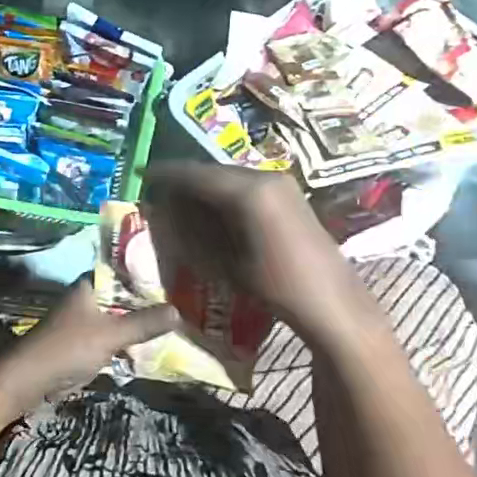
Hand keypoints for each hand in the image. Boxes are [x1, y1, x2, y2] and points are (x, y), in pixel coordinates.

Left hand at [0, 282, 177, 407]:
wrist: (31, 378)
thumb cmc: (68, 347)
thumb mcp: (110, 334)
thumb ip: (143, 323)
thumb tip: (178, 310)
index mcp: (88, 286)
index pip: (121, 271)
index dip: (145, 272)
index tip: (175, 275)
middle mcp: (87, 299)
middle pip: (123, 296)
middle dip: (148, 302)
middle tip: (185, 302)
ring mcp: (86, 322)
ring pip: (120, 318)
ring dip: (140, 323)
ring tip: (177, 323)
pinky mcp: (86, 344)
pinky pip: (114, 338)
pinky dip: (130, 341)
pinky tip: (154, 345)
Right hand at [142, 162, 377, 348]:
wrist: (333, 305)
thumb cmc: (276, 287)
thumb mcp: (226, 262)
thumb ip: (194, 232)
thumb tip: (166, 212)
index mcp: (249, 191)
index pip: (196, 174)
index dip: (166, 174)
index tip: (142, 175)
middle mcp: (265, 177)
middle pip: (213, 171)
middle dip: (184, 179)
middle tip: (158, 189)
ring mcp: (281, 184)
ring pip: (229, 176)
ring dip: (204, 185)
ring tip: (179, 198)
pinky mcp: (289, 194)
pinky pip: (246, 184)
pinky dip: (223, 192)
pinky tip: (211, 207)